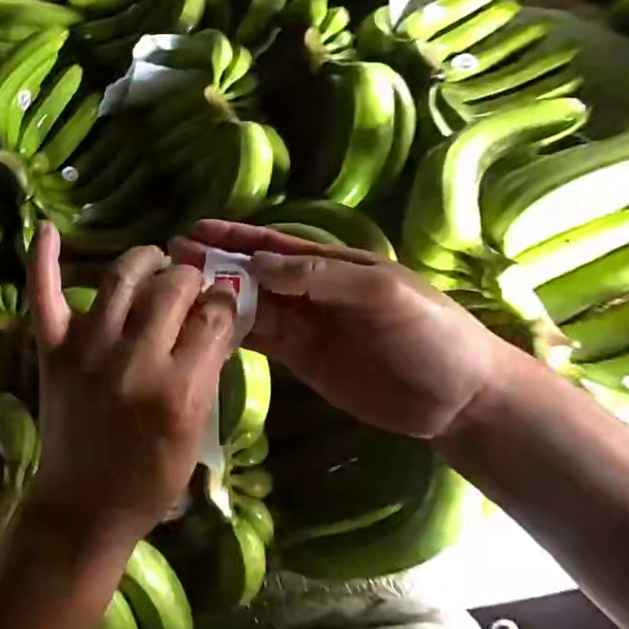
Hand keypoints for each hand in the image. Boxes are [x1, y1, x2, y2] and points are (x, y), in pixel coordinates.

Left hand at [22, 223, 238, 547]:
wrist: (83, 502)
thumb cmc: (150, 477)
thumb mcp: (196, 428)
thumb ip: (209, 367)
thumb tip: (221, 312)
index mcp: (178, 387)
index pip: (213, 315)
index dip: (223, 300)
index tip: (222, 300)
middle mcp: (133, 359)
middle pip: (172, 288)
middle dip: (190, 278)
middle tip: (190, 285)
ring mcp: (86, 349)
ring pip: (122, 277)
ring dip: (145, 261)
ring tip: (156, 262)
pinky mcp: (52, 349)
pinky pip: (45, 294)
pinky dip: (43, 258)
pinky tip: (46, 227)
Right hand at [170, 220, 522, 439]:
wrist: (459, 397)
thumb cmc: (429, 332)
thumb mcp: (380, 293)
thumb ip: (319, 277)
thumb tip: (256, 265)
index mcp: (331, 265)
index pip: (272, 246)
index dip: (233, 238)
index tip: (193, 231)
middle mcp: (308, 290)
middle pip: (250, 274)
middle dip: (212, 264)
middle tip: (170, 260)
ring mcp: (301, 325)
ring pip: (247, 305)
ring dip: (214, 297)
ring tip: (175, 292)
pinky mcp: (298, 358)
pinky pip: (256, 339)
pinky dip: (228, 330)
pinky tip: (200, 327)